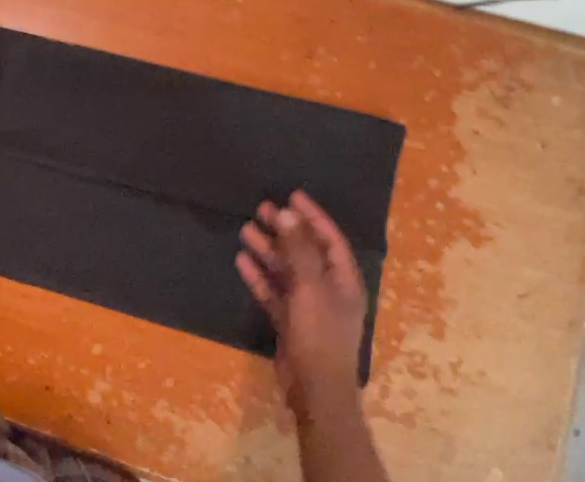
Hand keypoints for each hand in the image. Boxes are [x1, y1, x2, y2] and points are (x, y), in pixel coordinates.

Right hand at [236, 191, 368, 415]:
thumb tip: (287, 213)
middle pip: (306, 253)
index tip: (293, 195)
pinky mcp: (289, 321)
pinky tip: (241, 260)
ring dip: (268, 250)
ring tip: (246, 229)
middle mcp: (328, 291)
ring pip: (286, 270)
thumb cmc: (320, 335)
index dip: (314, 217)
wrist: (315, 388)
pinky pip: (273, 291)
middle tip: (263, 208)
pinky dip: (259, 276)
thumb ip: (298, 250)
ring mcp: (308, 306)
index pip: (330, 241)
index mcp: (344, 282)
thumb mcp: (310, 288)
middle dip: (286, 231)